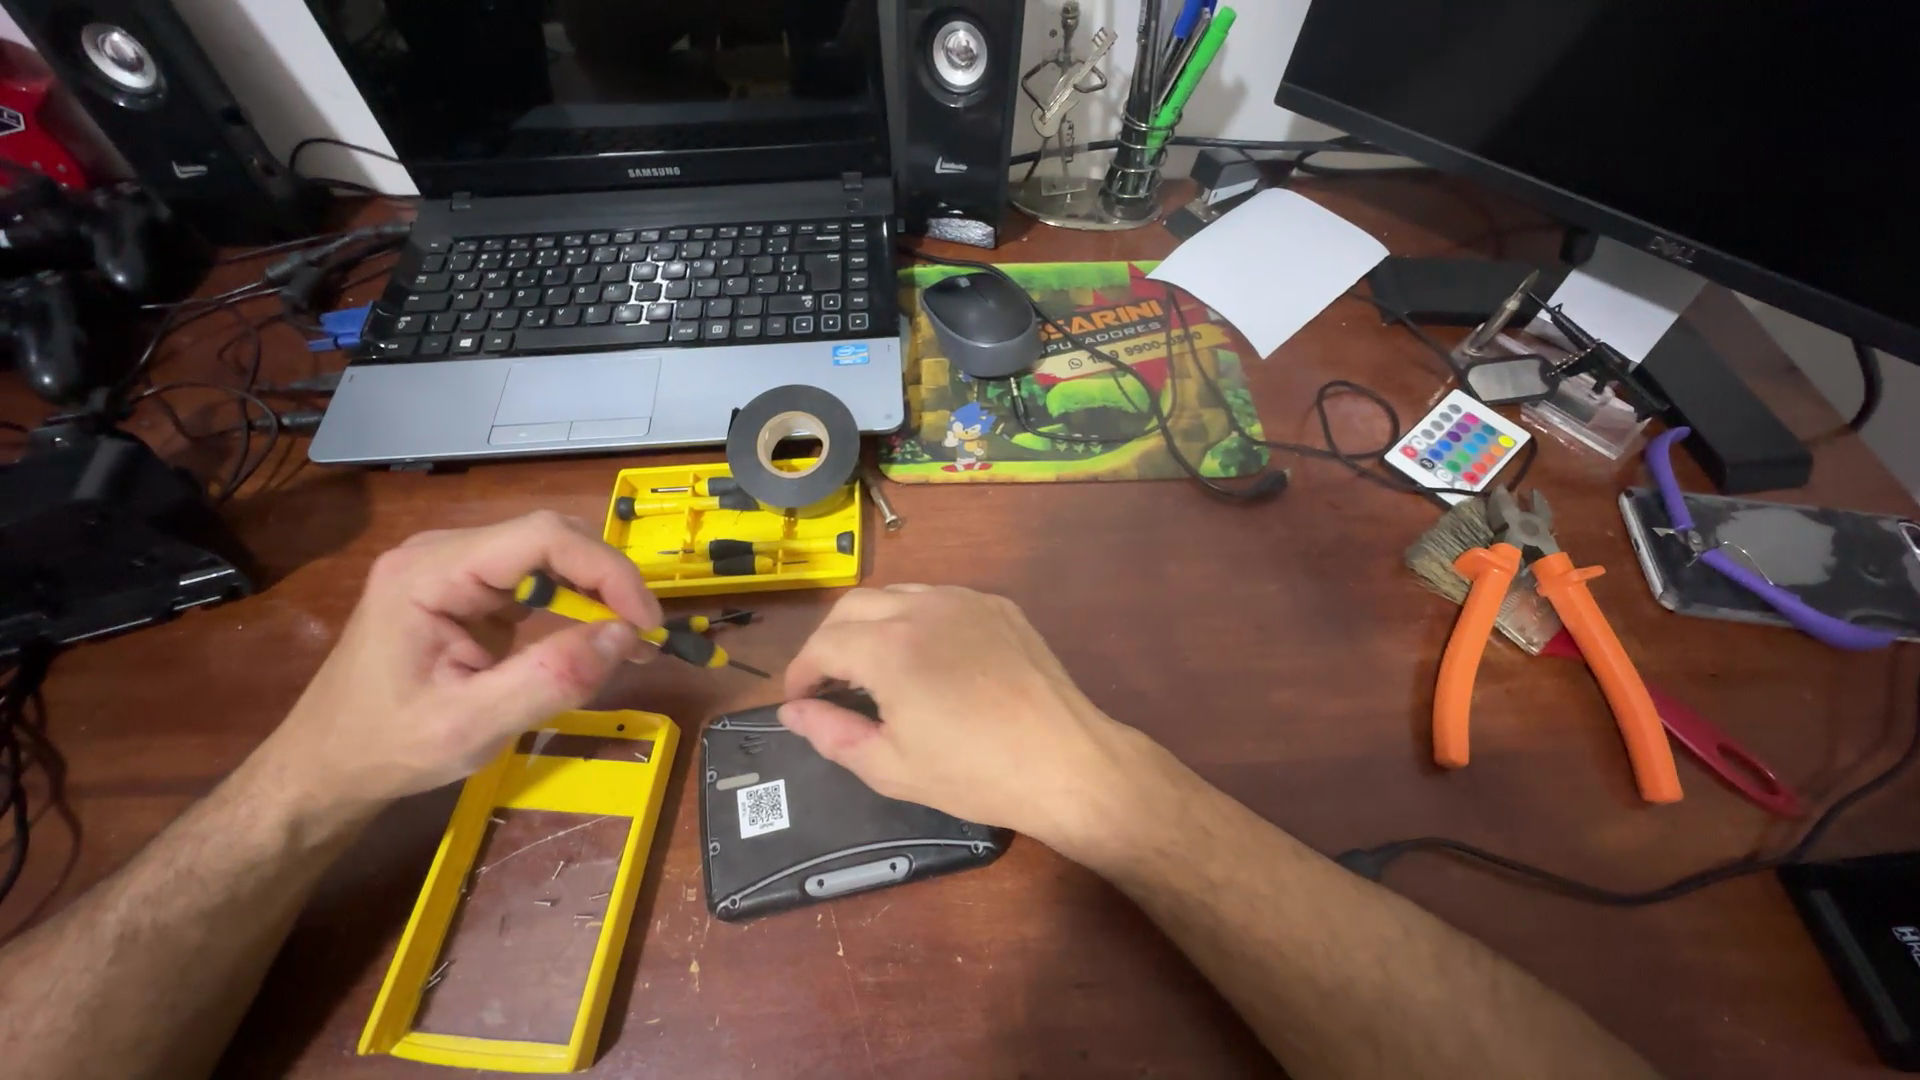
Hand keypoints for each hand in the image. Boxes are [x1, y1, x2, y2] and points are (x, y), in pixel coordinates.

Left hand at [254, 512, 661, 810]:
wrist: (326, 767)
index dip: (606, 570)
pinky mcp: (470, 588)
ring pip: (553, 555)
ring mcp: (456, 567)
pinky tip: (598, 638)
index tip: (644, 622)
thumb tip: (626, 637)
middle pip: (553, 538)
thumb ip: (549, 680)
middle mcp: (443, 552)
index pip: (543, 538)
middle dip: (608, 581)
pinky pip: (541, 579)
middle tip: (642, 635)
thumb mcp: (470, 726)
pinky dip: (580, 604)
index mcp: (430, 572)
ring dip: (600, 593)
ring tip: (630, 641)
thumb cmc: (387, 748)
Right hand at [778, 585, 1152, 848]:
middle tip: (829, 682)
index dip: (801, 673)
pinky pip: (941, 599)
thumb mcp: (891, 766)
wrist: (1064, 761)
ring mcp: (966, 600)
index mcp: (889, 646)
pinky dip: (917, 619)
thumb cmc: (974, 772)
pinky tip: (928, 655)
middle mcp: (923, 607)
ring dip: (871, 623)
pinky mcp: (998, 605)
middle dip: (829, 640)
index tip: (799, 701)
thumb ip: (831, 734)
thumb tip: (792, 711)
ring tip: (874, 666)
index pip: (823, 644)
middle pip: (852, 606)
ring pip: (897, 595)